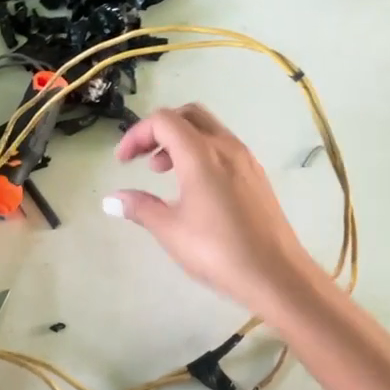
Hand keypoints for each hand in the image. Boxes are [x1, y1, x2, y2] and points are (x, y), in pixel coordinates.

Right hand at [105, 104, 316, 310]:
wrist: (277, 274)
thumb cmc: (218, 252)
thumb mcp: (171, 231)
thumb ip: (140, 208)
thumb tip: (112, 200)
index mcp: (200, 154)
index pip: (163, 121)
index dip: (137, 135)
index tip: (122, 162)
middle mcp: (225, 147)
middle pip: (187, 115)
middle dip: (159, 130)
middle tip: (142, 158)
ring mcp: (245, 159)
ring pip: (208, 129)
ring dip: (181, 140)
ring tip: (164, 172)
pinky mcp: (256, 174)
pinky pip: (223, 146)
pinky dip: (201, 151)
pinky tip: (194, 187)